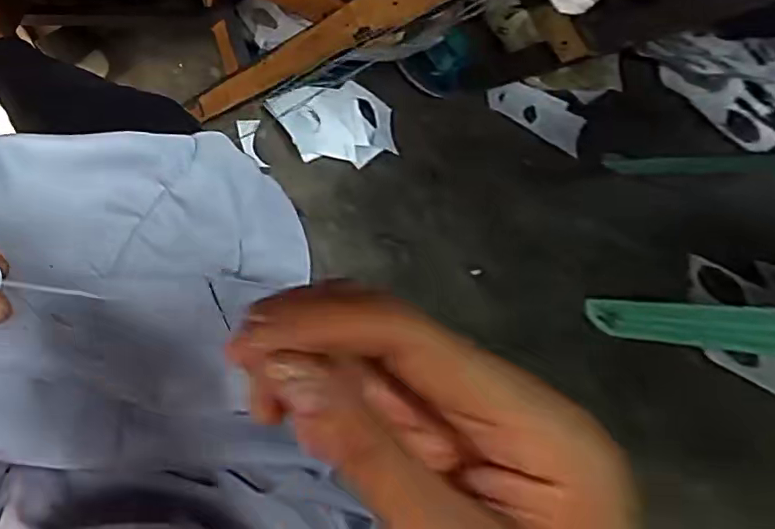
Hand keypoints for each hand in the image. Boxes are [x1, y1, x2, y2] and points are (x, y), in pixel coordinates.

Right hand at [227, 282, 635, 528]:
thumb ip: (371, 454)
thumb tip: (286, 369)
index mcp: (532, 417)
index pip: (408, 333)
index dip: (322, 321)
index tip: (252, 336)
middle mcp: (500, 395)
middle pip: (385, 331)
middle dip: (306, 334)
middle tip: (242, 360)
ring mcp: (472, 414)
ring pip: (370, 354)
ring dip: (305, 360)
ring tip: (260, 394)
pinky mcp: (446, 437)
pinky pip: (374, 393)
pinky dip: (324, 393)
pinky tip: (292, 407)